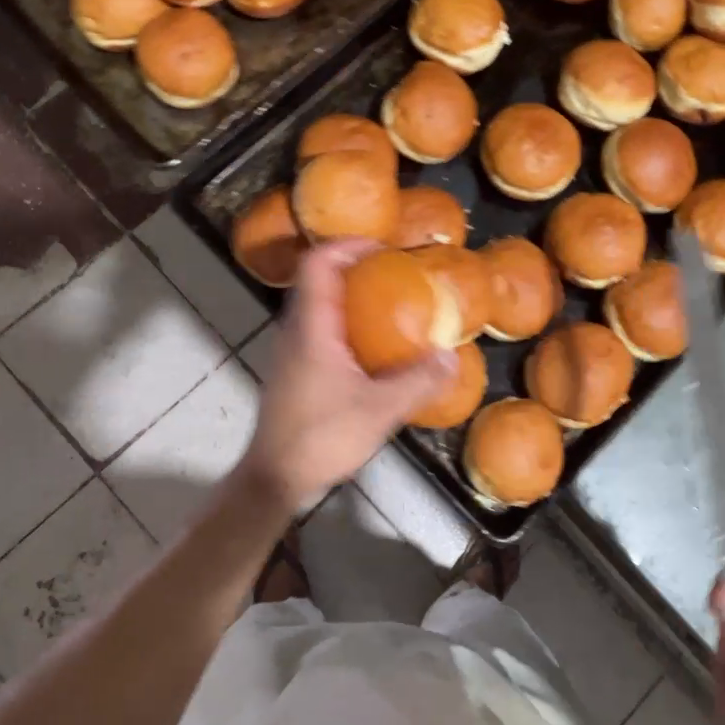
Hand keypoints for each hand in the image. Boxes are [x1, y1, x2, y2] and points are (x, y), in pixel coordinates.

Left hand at [238, 240, 456, 509]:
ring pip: (320, 308)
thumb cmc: (321, 438)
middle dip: (358, 270)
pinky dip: (347, 327)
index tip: (385, 249)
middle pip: (320, 281)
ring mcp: (290, 353)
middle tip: (398, 276)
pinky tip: (375, 352)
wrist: (274, 479)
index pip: (318, 263)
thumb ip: (417, 381)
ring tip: (393, 309)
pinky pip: (320, 333)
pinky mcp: (293, 373)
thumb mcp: (379, 410)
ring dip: (353, 300)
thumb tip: (451, 356)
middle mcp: (295, 331)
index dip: (348, 245)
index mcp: (311, 328)